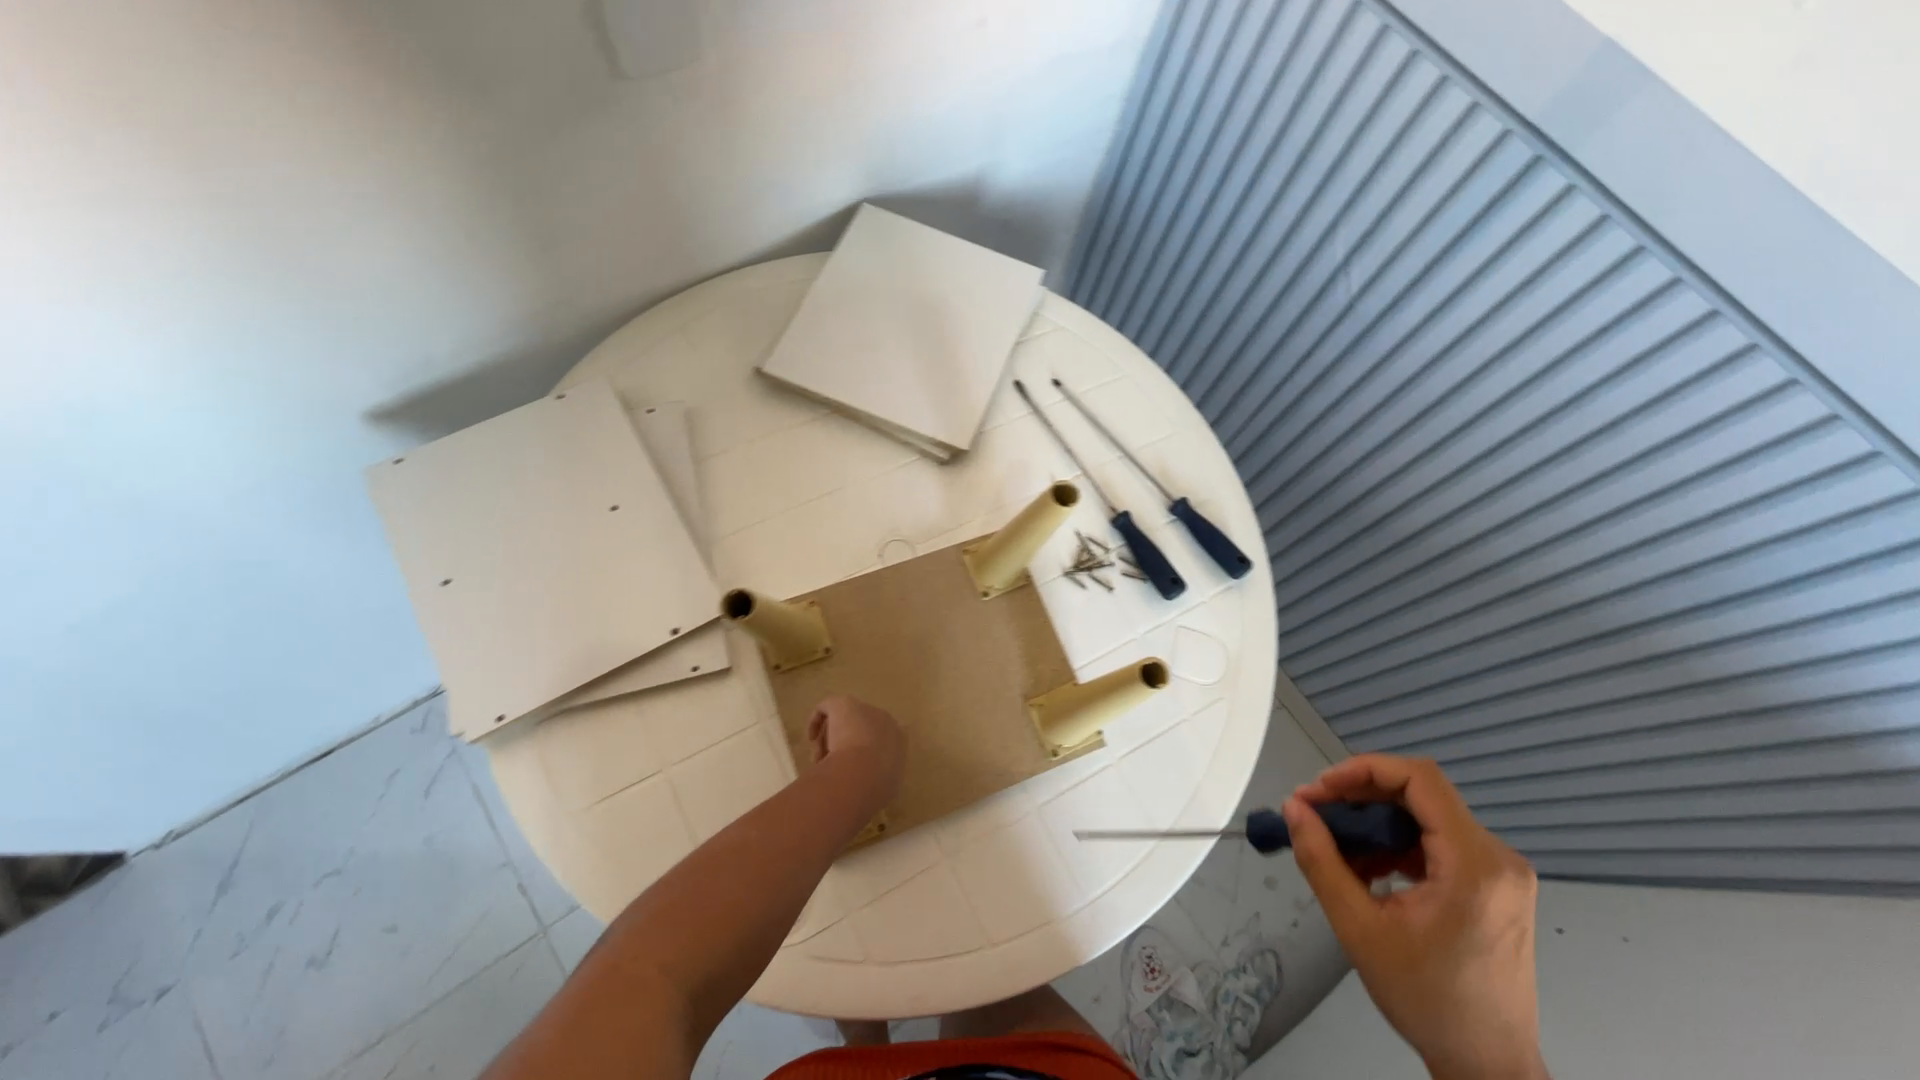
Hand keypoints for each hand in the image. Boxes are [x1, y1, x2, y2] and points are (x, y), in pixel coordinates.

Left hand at [805, 695, 905, 806]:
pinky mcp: (844, 704)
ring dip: (829, 740)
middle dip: (847, 743)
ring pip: (842, 721)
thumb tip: (873, 782)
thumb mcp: (885, 786)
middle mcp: (883, 719)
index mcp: (898, 738)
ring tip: (819, 762)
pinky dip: (817, 721)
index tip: (852, 767)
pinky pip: (827, 708)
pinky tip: (811, 738)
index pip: (881, 739)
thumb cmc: (877, 785)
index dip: (865, 751)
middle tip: (832, 765)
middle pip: (860, 728)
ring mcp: (864, 709)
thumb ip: (881, 779)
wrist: (864, 772)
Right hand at [1283, 756, 1546, 1079]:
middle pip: (1423, 796)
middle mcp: (1498, 858)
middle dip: (1361, 797)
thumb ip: (1322, 861)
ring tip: (1336, 849)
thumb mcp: (1359, 928)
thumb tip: (1295, 809)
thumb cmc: (1426, 999)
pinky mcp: (1497, 887)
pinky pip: (1440, 844)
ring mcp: (1502, 872)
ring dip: (1377, 824)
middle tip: (1315, 814)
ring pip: (1428, 819)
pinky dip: (1399, 846)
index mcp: (1475, 864)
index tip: (1319, 790)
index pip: (1420, 780)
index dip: (1363, 770)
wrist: (1487, 1061)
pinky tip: (1368, 870)